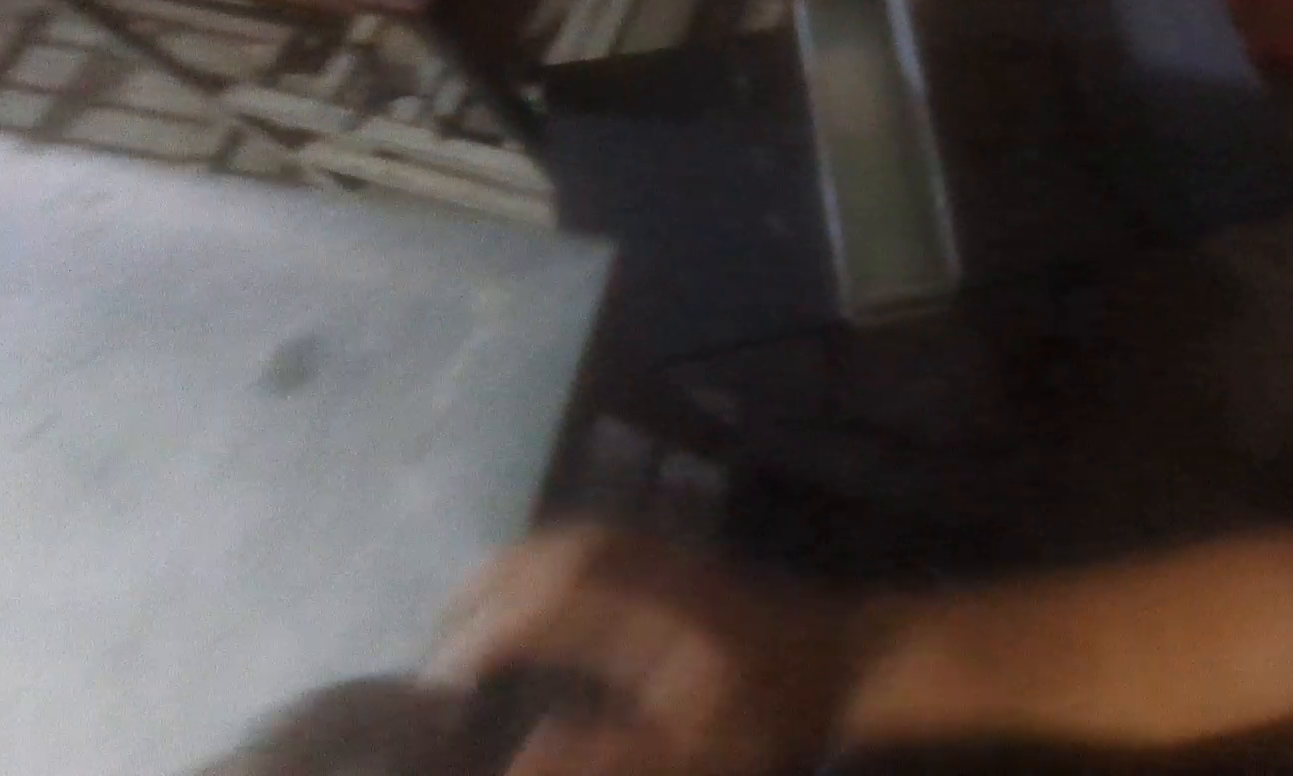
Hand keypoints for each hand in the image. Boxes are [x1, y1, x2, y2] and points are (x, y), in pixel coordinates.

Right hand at [428, 523, 860, 775]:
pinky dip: (568, 553)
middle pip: (567, 551)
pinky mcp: (693, 561)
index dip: (487, 636)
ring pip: (591, 537)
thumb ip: (610, 757)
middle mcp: (659, 572)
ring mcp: (679, 559)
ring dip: (530, 560)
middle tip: (443, 624)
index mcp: (653, 616)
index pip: (550, 607)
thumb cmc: (777, 711)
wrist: (849, 656)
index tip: (442, 676)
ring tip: (480, 598)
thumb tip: (520, 754)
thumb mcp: (699, 755)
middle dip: (498, 579)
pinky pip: (616, 541)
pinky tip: (556, 585)